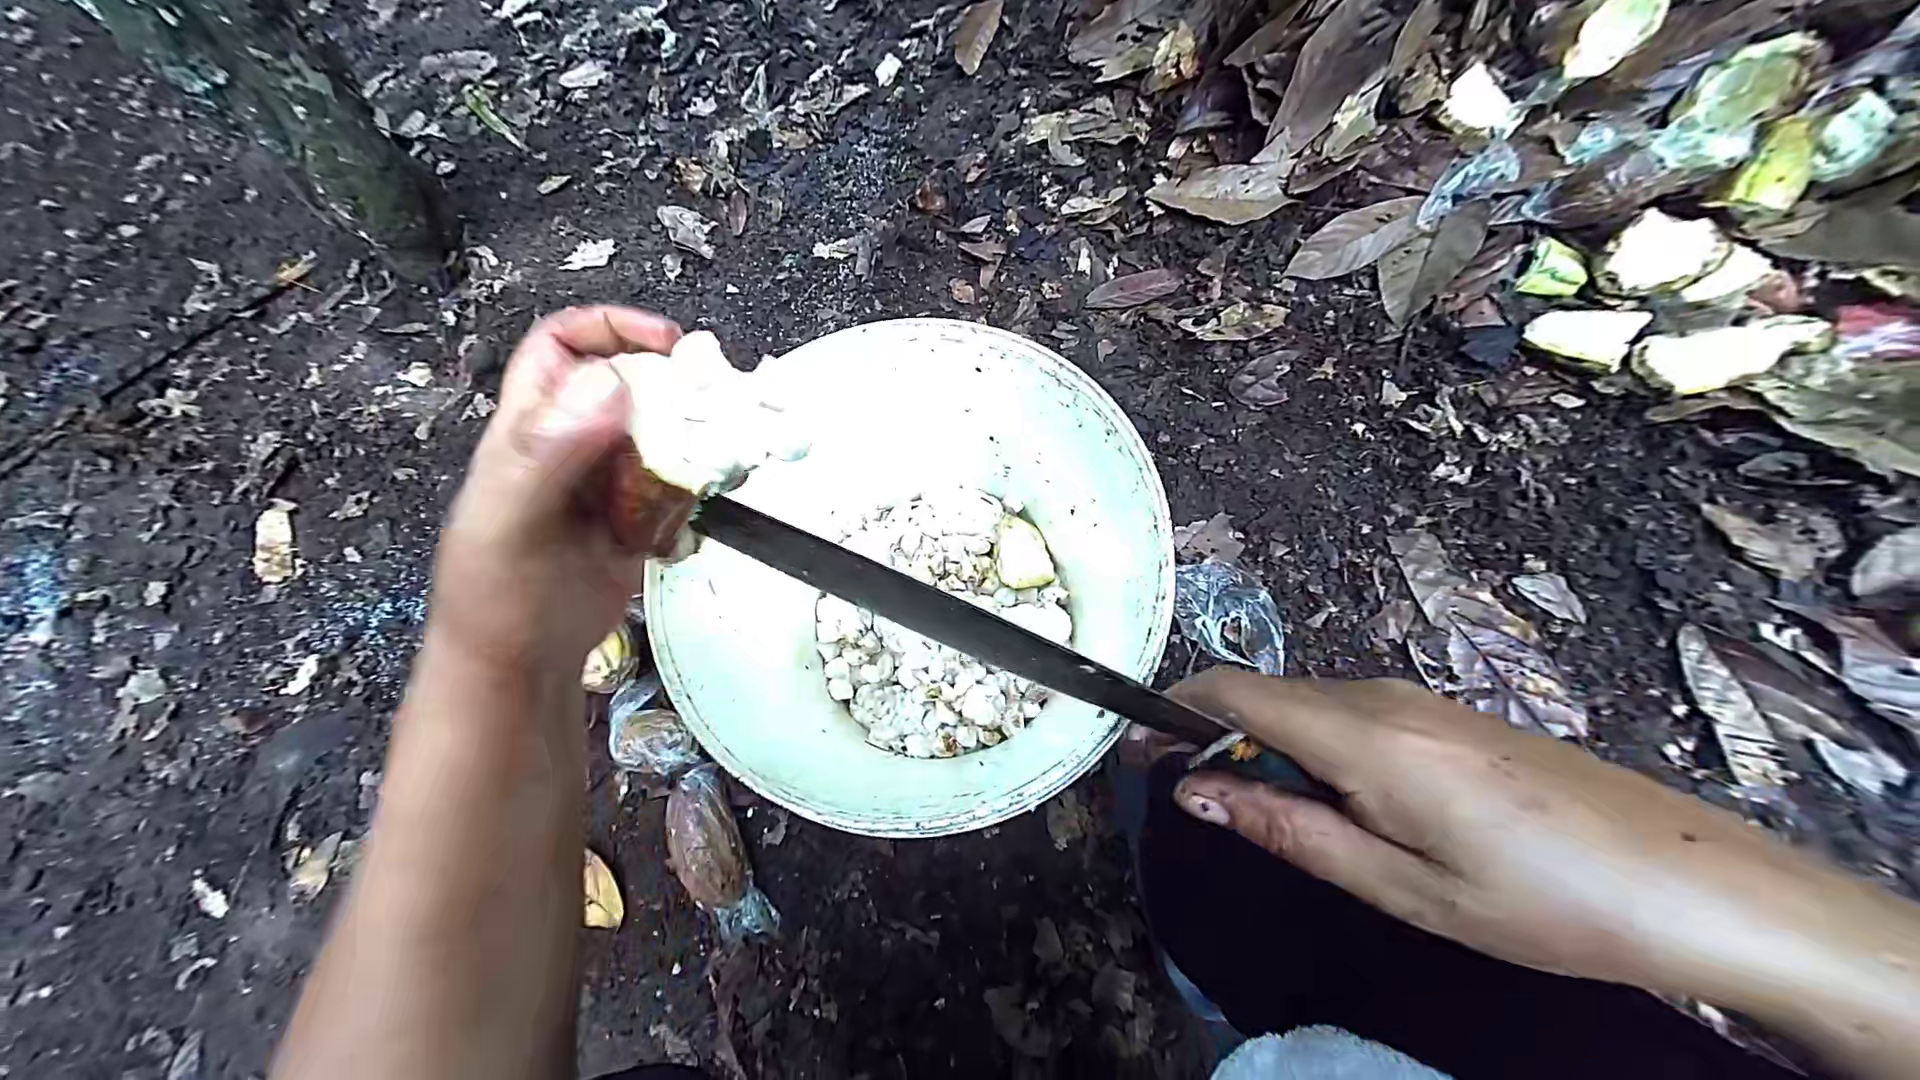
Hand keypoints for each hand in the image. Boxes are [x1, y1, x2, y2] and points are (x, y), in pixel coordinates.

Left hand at [428, 306, 690, 674]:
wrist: (522, 663)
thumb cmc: (497, 596)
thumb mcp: (511, 521)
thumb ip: (550, 452)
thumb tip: (610, 385)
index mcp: (532, 428)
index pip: (564, 347)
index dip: (612, 329)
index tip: (668, 343)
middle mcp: (576, 445)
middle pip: (632, 386)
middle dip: (676, 385)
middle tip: (717, 402)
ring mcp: (612, 483)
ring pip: (664, 434)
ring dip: (698, 437)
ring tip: (725, 452)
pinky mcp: (640, 518)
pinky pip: (679, 483)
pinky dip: (701, 484)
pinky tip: (707, 501)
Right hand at [1168, 670, 1919, 1075]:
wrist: (1707, 886)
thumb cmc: (1540, 900)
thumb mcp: (1398, 885)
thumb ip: (1283, 826)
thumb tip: (1191, 791)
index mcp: (1359, 733)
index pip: (1231, 689)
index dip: (1170, 708)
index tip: (1136, 744)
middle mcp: (1374, 694)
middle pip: (1259, 692)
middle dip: (1208, 732)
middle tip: (1190, 793)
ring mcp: (1409, 695)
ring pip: (1298, 702)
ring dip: (1257, 740)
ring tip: (1261, 805)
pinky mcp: (1434, 708)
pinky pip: (1339, 709)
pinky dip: (1302, 740)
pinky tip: (1333, 795)